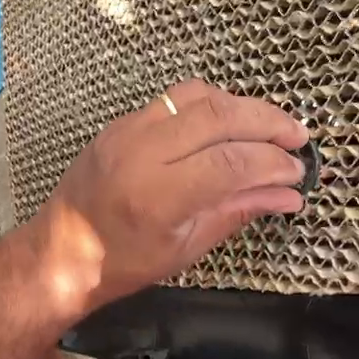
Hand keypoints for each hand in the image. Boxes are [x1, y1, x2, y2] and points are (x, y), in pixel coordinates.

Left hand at [27, 80, 308, 312]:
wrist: (60, 249)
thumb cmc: (123, 262)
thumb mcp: (186, 247)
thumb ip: (237, 211)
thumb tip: (290, 194)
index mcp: (157, 194)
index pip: (231, 162)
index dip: (273, 162)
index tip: (297, 171)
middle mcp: (140, 152)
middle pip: (218, 115)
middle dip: (267, 121)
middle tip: (298, 136)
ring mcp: (126, 130)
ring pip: (196, 96)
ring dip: (240, 105)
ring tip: (269, 126)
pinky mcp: (119, 122)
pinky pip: (172, 99)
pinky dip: (209, 105)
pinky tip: (229, 123)